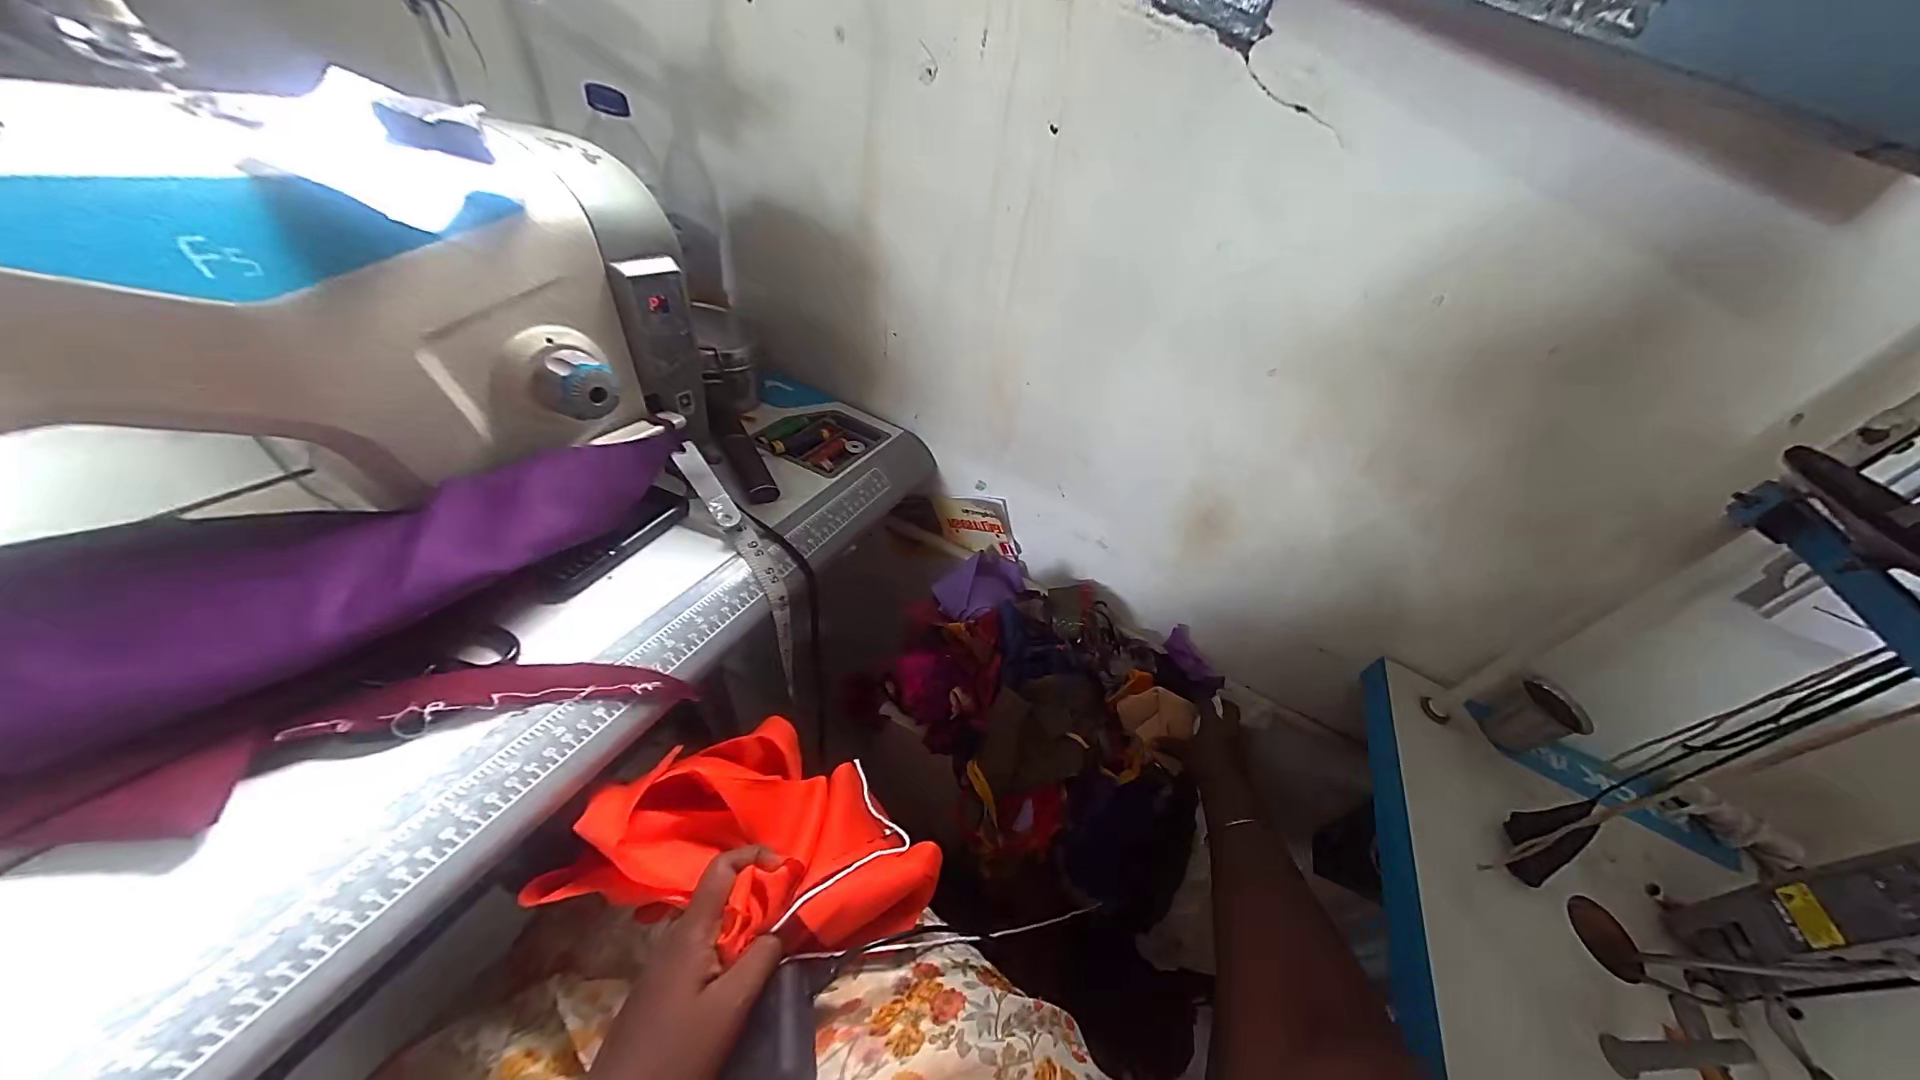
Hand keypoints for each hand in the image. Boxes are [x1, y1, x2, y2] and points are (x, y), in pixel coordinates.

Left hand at [589, 847, 785, 1079]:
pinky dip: (728, 943)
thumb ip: (761, 958)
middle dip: (756, 894)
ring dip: (744, 922)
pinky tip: (739, 969)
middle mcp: (676, 933)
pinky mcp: (664, 979)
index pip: (721, 867)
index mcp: (691, 929)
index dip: (754, 854)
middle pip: (720, 893)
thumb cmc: (679, 1049)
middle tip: (785, 914)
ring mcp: (666, 956)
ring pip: (713, 920)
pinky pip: (703, 943)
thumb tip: (781, 926)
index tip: (785, 866)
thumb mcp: (731, 1006)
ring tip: (769, 940)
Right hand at [1156, 695, 1243, 784]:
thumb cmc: (1203, 762)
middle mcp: (1227, 726)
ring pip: (1235, 722)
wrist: (1226, 785)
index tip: (1193, 692)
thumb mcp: (1183, 752)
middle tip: (1215, 701)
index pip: (1206, 702)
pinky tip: (1220, 740)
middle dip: (1223, 703)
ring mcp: (1237, 739)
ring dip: (1228, 719)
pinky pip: (1236, 736)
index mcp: (1212, 721)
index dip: (1199, 695)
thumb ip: (1168, 744)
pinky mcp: (1241, 752)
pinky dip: (1229, 735)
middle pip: (1230, 707)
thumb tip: (1151, 741)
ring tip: (1217, 721)